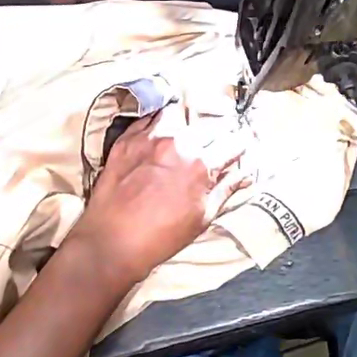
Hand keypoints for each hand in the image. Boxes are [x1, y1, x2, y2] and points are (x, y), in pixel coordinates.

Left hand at [65, 108, 251, 286]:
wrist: (112, 242)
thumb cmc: (159, 237)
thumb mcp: (202, 217)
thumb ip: (225, 189)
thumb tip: (244, 175)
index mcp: (200, 165)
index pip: (233, 143)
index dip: (242, 144)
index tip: (243, 145)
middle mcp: (177, 144)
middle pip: (208, 125)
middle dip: (218, 133)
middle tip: (217, 144)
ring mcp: (148, 138)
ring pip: (178, 114)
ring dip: (188, 122)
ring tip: (189, 135)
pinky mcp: (126, 140)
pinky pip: (148, 118)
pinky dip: (160, 121)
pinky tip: (163, 133)